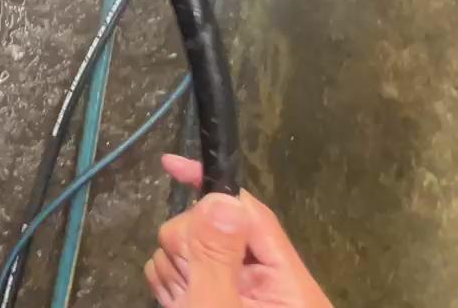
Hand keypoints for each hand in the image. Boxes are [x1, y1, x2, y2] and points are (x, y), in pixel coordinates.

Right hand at [146, 156, 331, 307]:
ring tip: (181, 302)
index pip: (251, 214)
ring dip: (175, 269)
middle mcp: (270, 287)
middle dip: (185, 246)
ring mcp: (243, 296)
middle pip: (213, 228)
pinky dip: (172, 282)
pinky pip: (184, 269)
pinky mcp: (219, 301)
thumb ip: (216, 254)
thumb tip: (220, 197)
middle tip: (185, 283)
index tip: (169, 164)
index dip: (212, 183)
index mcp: (288, 286)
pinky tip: (177, 303)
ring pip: (192, 248)